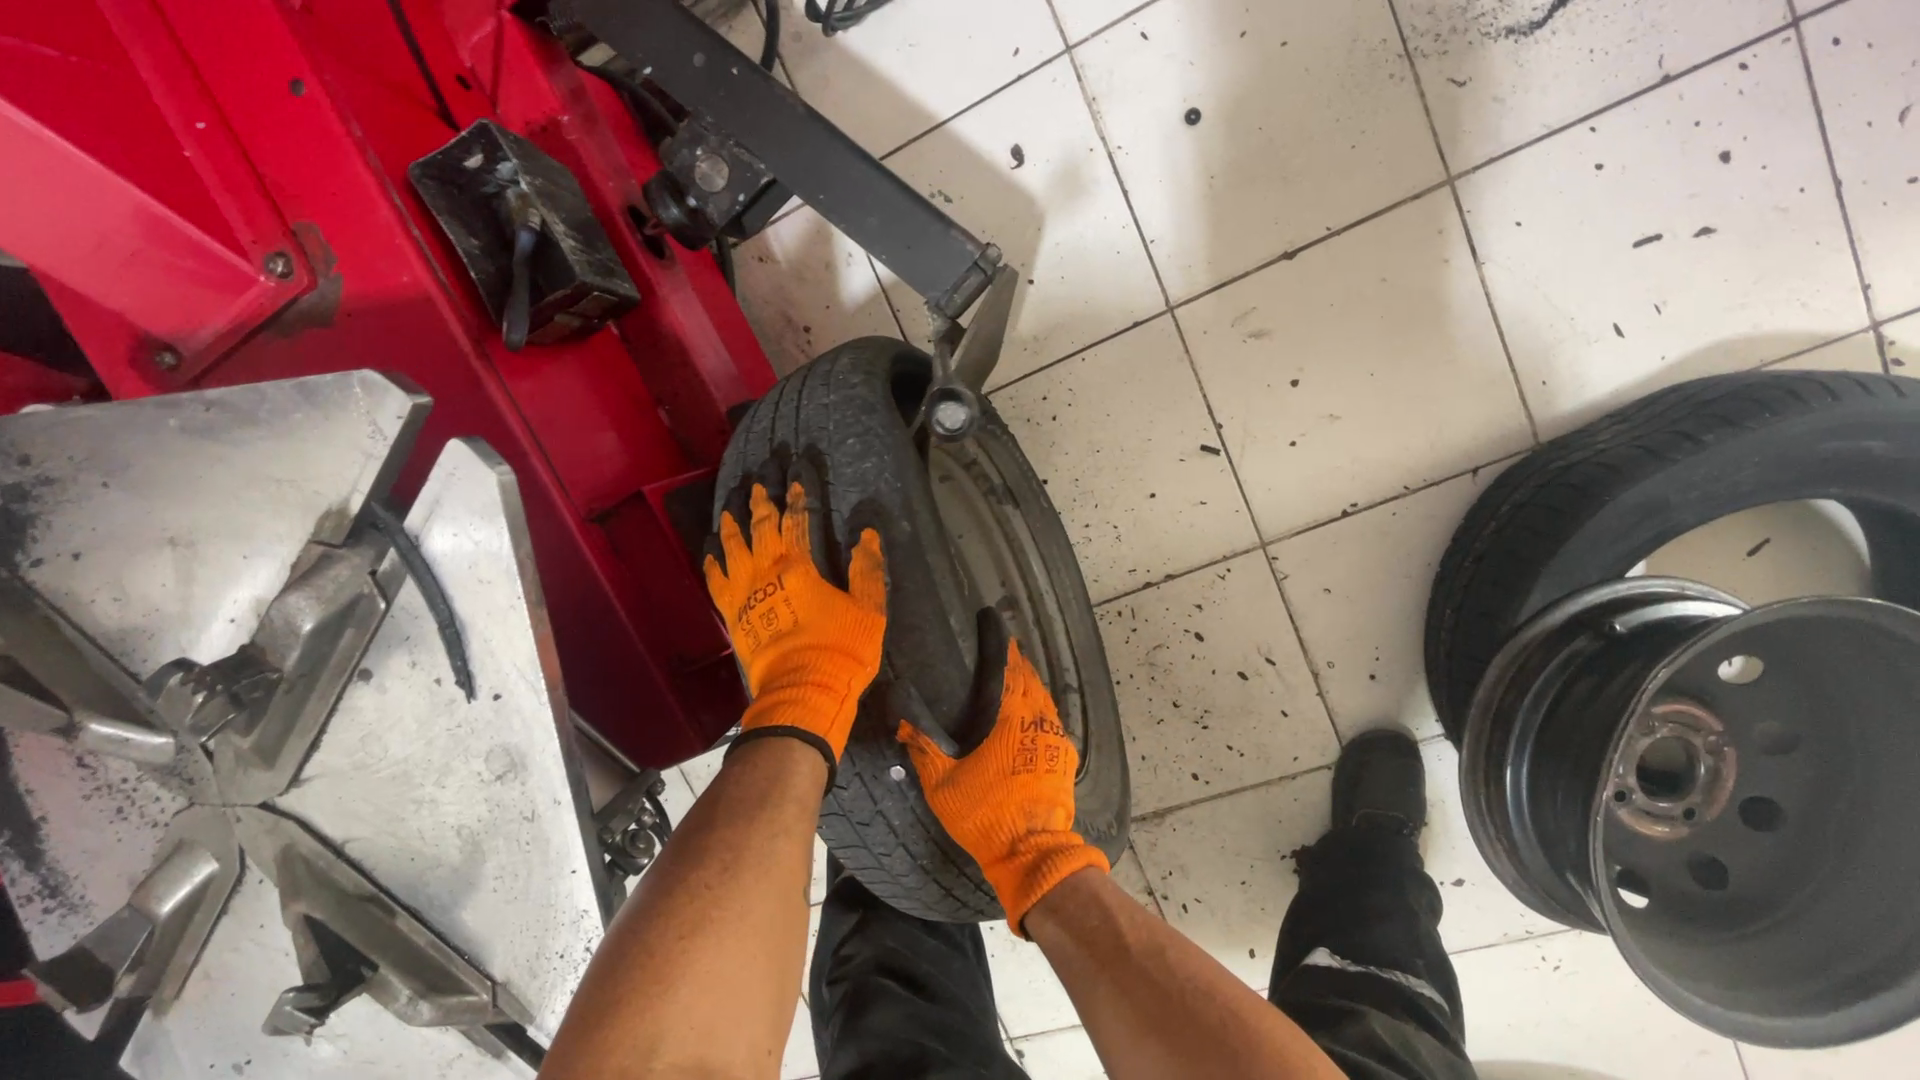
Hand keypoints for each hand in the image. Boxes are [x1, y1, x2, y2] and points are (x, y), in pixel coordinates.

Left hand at [705, 465, 885, 771]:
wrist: (802, 693)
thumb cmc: (840, 651)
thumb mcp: (868, 610)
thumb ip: (867, 571)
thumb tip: (867, 536)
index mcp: (799, 567)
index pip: (798, 521)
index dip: (797, 497)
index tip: (796, 477)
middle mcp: (766, 572)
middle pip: (760, 529)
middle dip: (760, 503)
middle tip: (757, 483)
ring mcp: (744, 594)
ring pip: (732, 550)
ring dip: (732, 527)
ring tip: (730, 510)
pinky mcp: (733, 616)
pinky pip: (716, 582)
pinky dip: (713, 563)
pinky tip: (711, 552)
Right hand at [895, 614, 1107, 934]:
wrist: (1035, 854)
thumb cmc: (986, 814)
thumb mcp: (943, 782)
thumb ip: (922, 742)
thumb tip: (897, 707)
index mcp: (1011, 717)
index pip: (1007, 666)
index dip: (998, 640)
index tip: (991, 617)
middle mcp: (1039, 720)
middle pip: (1029, 677)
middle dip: (1015, 658)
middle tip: (1001, 643)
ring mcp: (1056, 739)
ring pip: (1043, 698)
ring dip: (1029, 681)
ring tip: (1014, 672)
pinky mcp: (1063, 758)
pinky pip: (1050, 719)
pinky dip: (1038, 706)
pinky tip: (1029, 714)